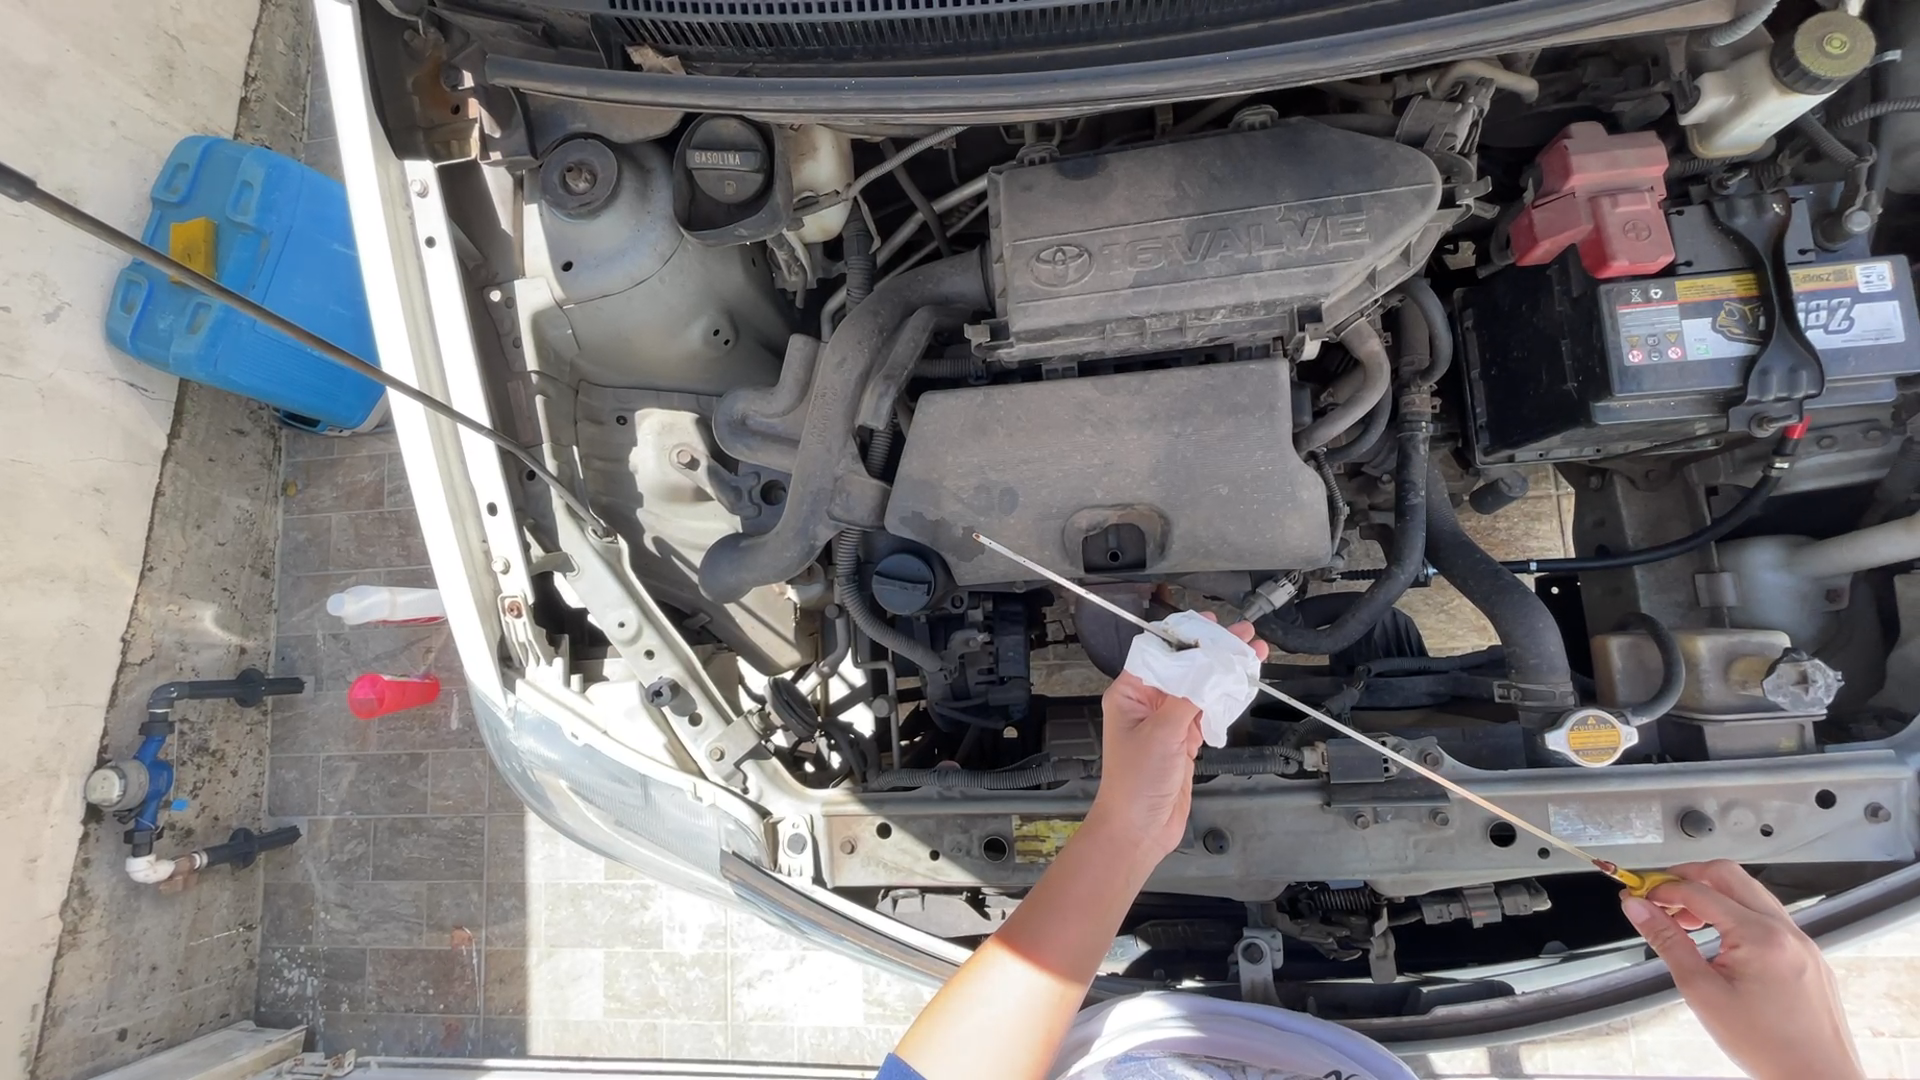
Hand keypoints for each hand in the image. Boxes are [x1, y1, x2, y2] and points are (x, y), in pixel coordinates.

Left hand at [1087, 616, 1267, 861]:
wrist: (1139, 828)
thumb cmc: (1135, 781)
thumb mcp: (1161, 733)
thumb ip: (1187, 698)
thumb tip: (1208, 666)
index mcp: (1129, 692)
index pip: (1159, 653)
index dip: (1186, 637)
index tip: (1212, 625)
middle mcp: (1147, 702)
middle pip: (1184, 667)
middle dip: (1214, 651)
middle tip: (1244, 634)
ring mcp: (1167, 720)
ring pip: (1200, 688)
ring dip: (1225, 672)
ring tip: (1254, 653)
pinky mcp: (1184, 739)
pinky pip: (1207, 710)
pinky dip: (1227, 698)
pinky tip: (1245, 684)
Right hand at [1623, 860, 1862, 1079]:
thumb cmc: (1765, 1044)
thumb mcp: (1700, 989)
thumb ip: (1665, 940)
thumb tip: (1635, 906)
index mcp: (1761, 938)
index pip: (1697, 890)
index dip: (1658, 888)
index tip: (1636, 896)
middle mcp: (1787, 934)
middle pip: (1727, 874)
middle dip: (1686, 876)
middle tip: (1659, 894)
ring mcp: (1803, 945)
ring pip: (1748, 892)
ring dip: (1710, 893)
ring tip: (1684, 919)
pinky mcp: (1809, 958)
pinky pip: (1766, 916)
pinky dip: (1733, 912)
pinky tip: (1714, 936)